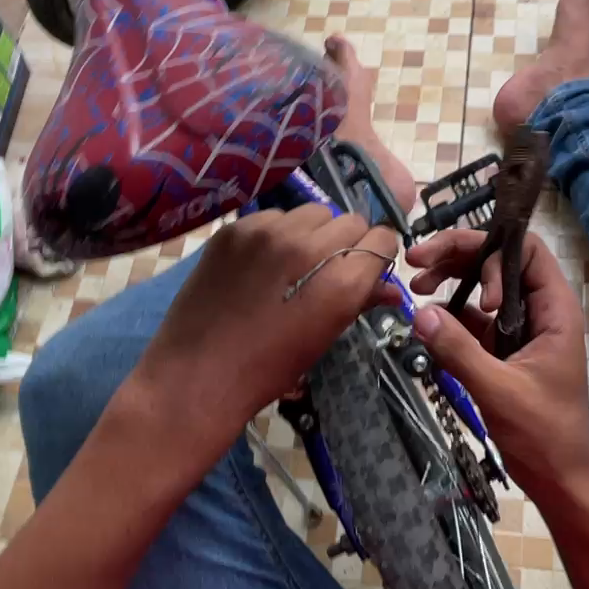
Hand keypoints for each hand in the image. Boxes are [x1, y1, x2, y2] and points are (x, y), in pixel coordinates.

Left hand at [128, 206, 399, 450]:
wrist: (197, 375)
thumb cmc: (269, 369)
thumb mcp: (324, 337)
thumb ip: (361, 302)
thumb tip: (391, 289)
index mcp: (340, 282)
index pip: (382, 239)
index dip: (377, 254)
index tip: (366, 268)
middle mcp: (309, 247)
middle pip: (351, 220)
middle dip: (348, 242)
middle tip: (328, 269)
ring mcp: (269, 232)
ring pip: (314, 212)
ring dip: (314, 232)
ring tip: (294, 262)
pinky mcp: (236, 229)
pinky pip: (275, 216)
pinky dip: (278, 233)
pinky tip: (263, 262)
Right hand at [405, 229, 588, 503]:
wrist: (560, 479)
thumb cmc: (545, 433)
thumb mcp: (499, 389)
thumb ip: (459, 350)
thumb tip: (419, 313)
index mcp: (554, 309)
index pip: (526, 251)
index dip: (492, 251)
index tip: (468, 281)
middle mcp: (538, 310)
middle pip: (497, 262)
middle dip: (458, 255)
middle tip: (417, 260)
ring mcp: (518, 329)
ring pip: (481, 288)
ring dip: (450, 281)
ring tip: (416, 284)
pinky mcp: (502, 351)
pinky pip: (473, 320)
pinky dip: (450, 315)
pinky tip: (425, 320)